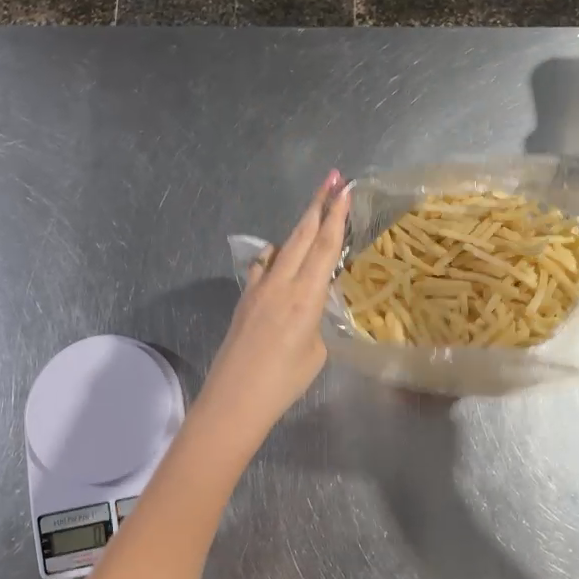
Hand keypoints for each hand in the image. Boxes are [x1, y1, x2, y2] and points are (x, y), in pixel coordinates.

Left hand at [195, 171, 353, 433]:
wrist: (234, 399)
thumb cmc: (283, 382)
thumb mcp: (316, 352)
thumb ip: (317, 322)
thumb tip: (310, 309)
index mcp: (305, 296)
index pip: (324, 247)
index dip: (336, 215)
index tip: (343, 188)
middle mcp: (281, 284)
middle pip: (302, 235)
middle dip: (318, 204)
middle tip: (332, 179)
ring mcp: (259, 289)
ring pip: (283, 247)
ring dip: (300, 226)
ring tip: (315, 211)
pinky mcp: (246, 299)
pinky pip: (265, 266)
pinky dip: (278, 254)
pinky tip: (281, 257)